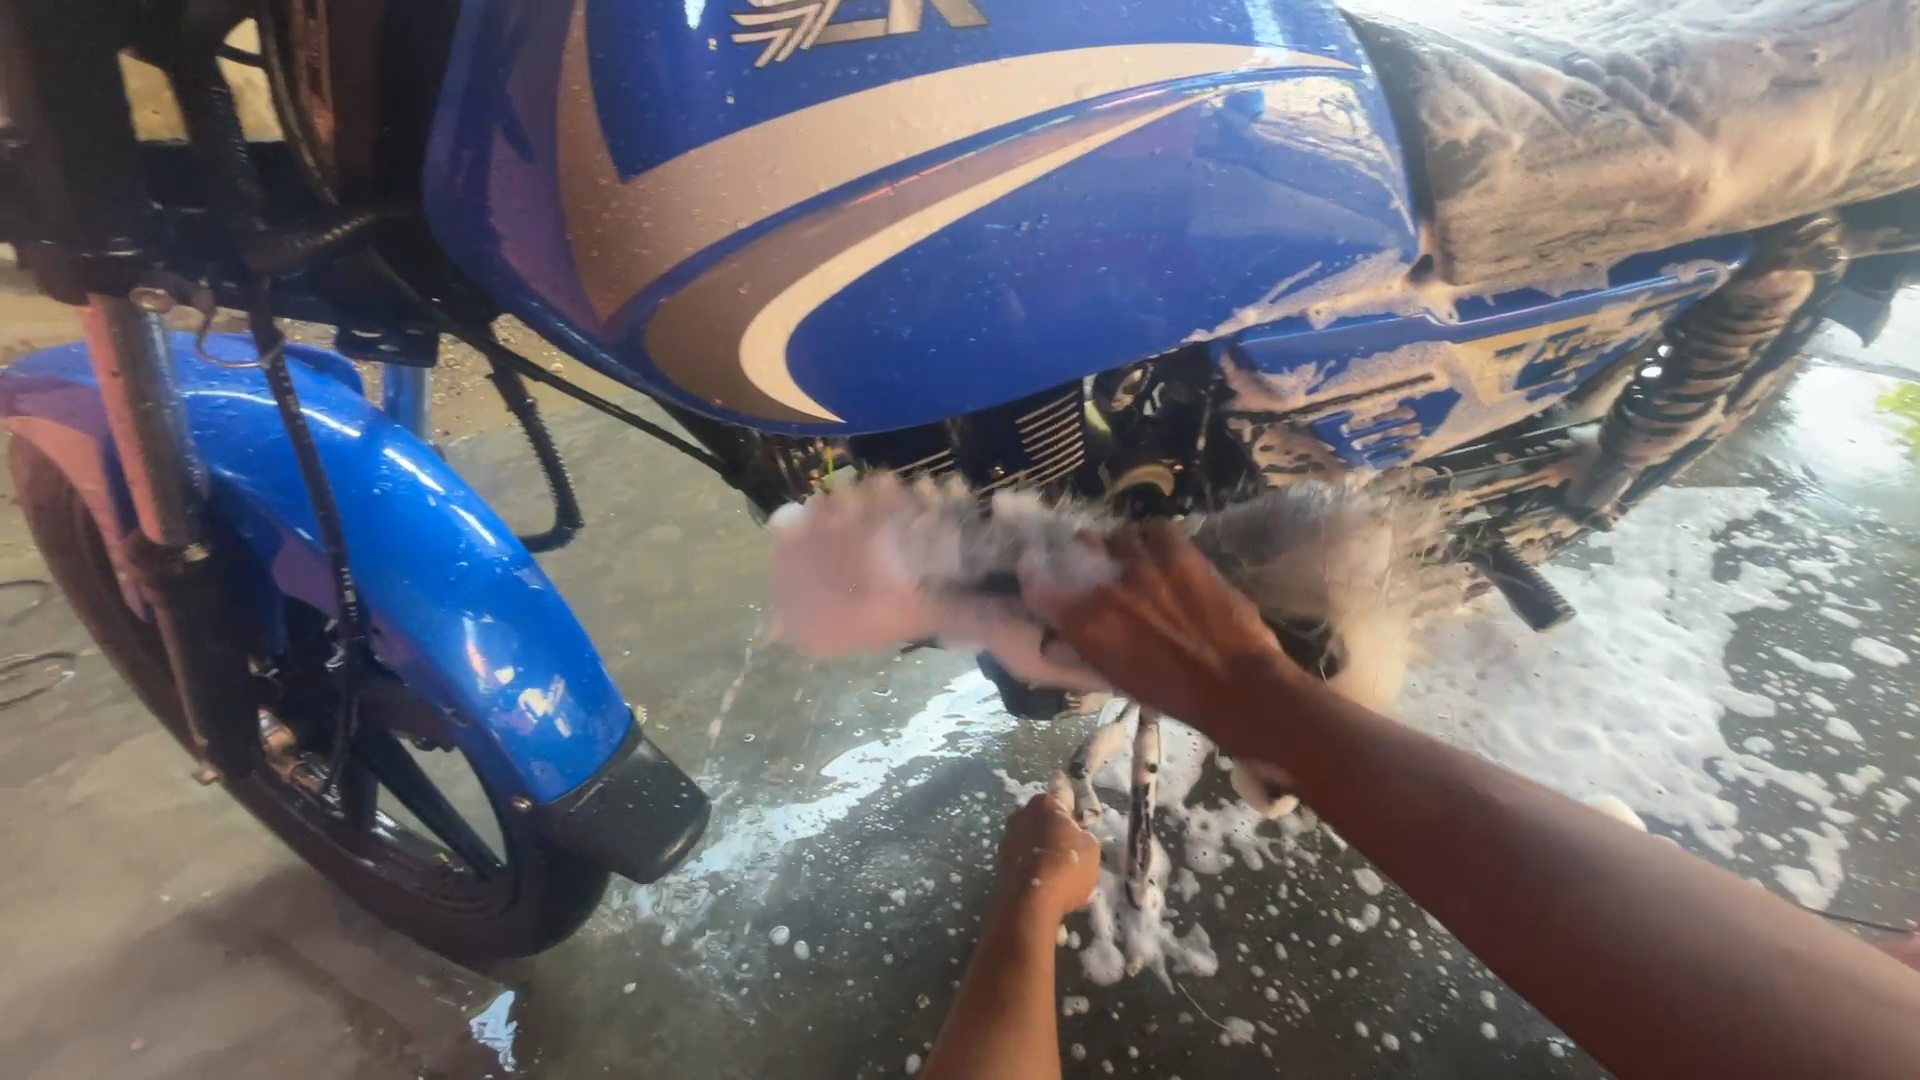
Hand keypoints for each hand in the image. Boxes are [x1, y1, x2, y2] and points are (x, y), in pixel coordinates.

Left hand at [997, 775, 1100, 926]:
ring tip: (1063, 876)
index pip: (1063, 793)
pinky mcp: (1001, 860)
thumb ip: (1083, 834)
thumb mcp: (1091, 847)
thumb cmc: (1066, 866)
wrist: (1031, 902)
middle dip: (1057, 831)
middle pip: (1046, 818)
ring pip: (1034, 840)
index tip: (1078, 811)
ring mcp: (1008, 837)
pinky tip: (1049, 886)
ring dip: (1045, 851)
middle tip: (1074, 852)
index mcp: (1045, 803)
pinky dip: (1035, 868)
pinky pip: (1025, 860)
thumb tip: (1075, 835)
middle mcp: (1022, 813)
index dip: (1073, 803)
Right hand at [1020, 523, 1292, 739]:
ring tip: (1139, 557)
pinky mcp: (1178, 552)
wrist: (1233, 685)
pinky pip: (1156, 529)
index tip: (1040, 566)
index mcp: (1083, 622)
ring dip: (1124, 545)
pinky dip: (1155, 538)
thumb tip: (1076, 617)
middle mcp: (1104, 586)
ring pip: (1120, 533)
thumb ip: (1088, 637)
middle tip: (1101, 563)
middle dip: (1086, 551)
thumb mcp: (1114, 672)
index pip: (1036, 580)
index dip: (1035, 569)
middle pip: (1080, 544)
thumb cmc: (1171, 693)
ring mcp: (1142, 564)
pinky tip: (1164, 552)